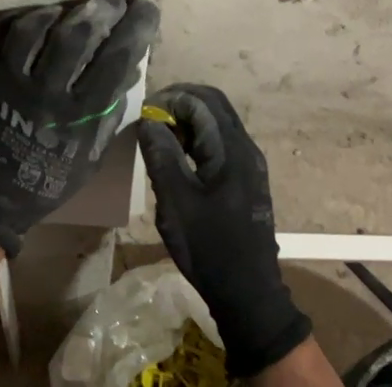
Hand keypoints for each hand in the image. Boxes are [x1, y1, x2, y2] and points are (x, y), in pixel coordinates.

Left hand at [0, 0, 158, 255]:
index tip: (145, 7)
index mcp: (79, 113)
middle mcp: (45, 90)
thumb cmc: (48, 175)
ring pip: (34, 26)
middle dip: (101, 9)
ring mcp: (8, 77)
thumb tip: (130, 63)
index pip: (116, 57)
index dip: (136, 26)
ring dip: (58, 11)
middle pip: (76, 34)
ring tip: (71, 10)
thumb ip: (111, 107)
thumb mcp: (92, 152)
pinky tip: (32, 19)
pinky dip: (18, 20)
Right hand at [138, 83, 310, 378]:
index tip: (143, 114)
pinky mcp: (245, 180)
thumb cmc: (209, 246)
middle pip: (213, 106)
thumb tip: (148, 121)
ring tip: (157, 136)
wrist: (248, 293)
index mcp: (232, 149)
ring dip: (187, 121)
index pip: (201, 101)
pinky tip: (176, 157)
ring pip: (217, 123)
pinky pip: (220, 143)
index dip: (170, 98)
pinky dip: (196, 139)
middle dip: (179, 103)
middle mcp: (245, 148)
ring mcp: (249, 164)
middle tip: (149, 117)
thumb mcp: (176, 201)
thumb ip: (161, 155)